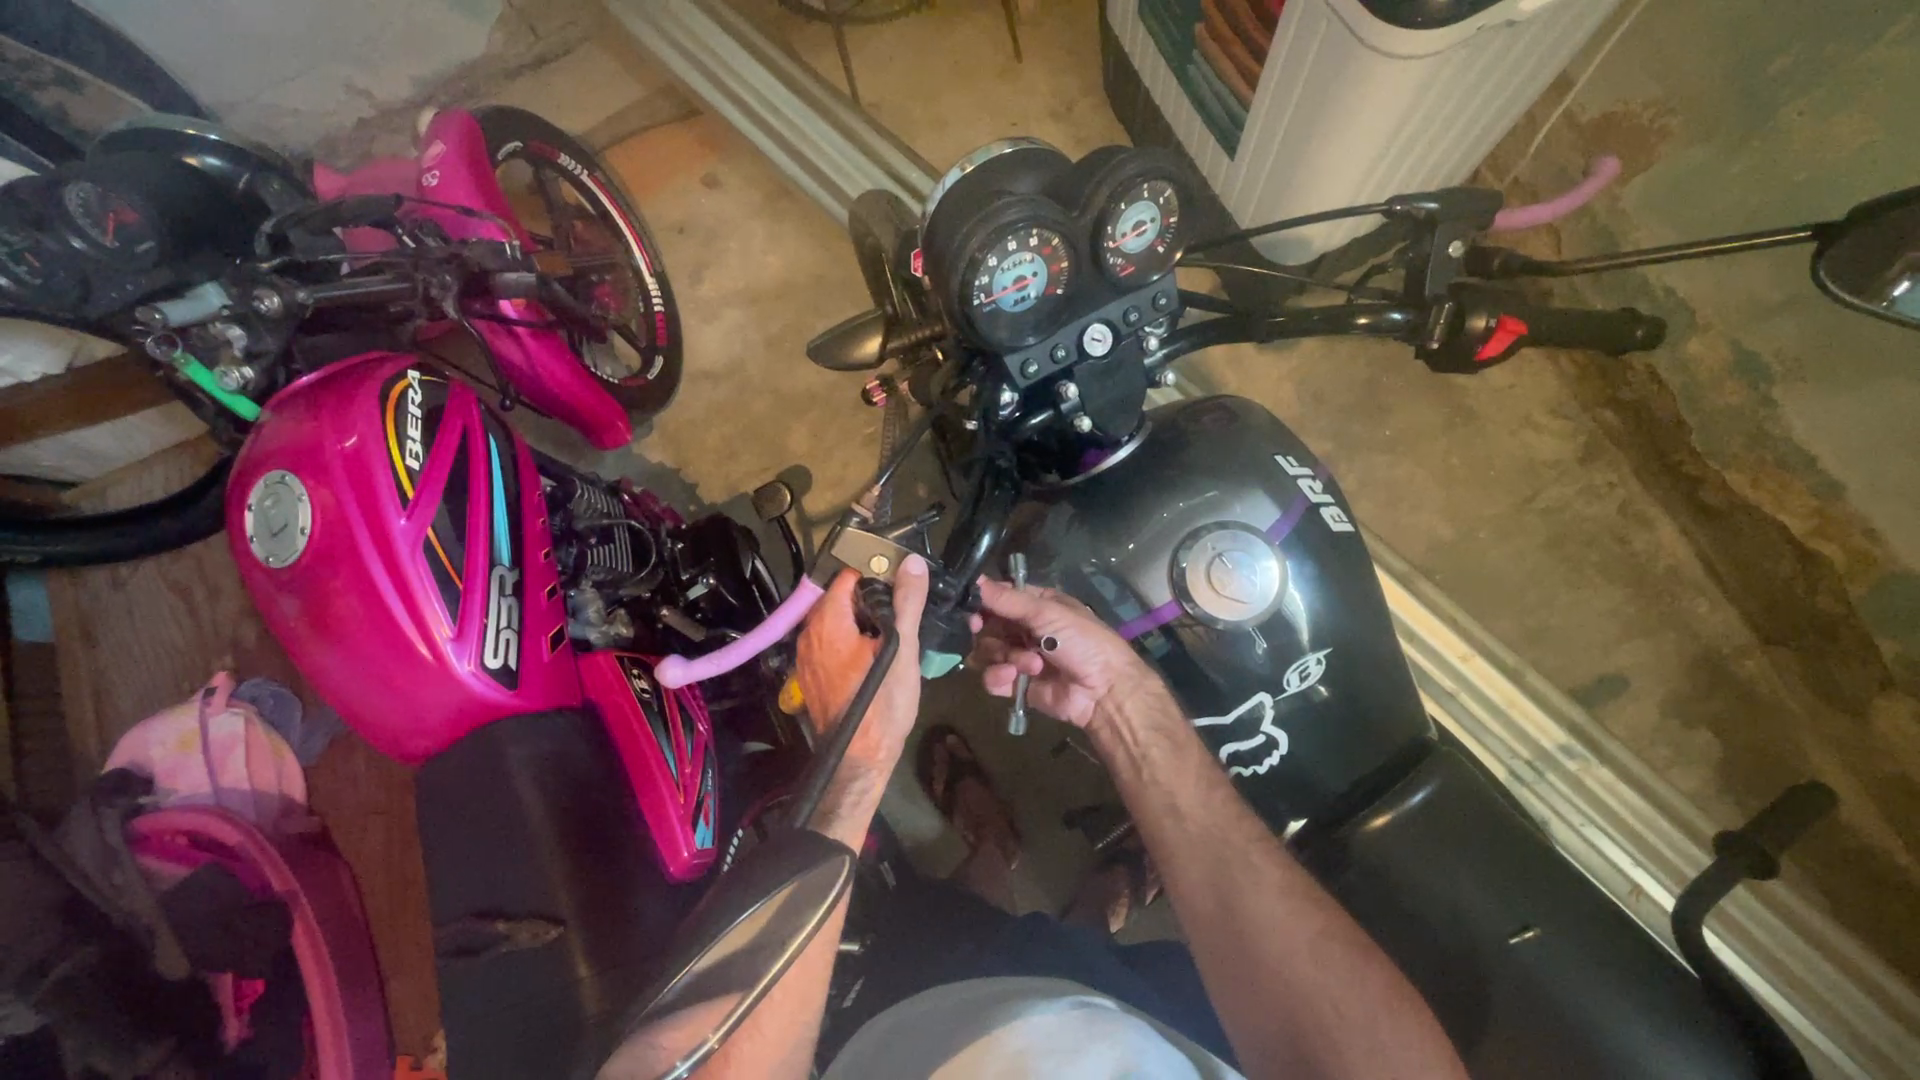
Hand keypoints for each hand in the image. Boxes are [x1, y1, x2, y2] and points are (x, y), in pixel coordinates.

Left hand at [794, 555, 929, 773]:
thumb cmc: (882, 702)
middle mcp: (808, 636)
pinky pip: (829, 646)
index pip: (846, 577)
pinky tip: (872, 658)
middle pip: (838, 600)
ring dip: (859, 623)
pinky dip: (848, 643)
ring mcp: (806, 659)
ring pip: (834, 624)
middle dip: (867, 600)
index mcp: (827, 623)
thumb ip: (906, 602)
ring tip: (890, 635)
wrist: (861, 758)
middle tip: (899, 613)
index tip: (898, 586)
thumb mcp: (902, 649)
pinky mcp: (810, 678)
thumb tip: (911, 562)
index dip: (873, 576)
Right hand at [967, 576, 1163, 730]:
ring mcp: (1020, 657)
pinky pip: (992, 679)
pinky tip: (1014, 678)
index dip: (982, 605)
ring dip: (1002, 657)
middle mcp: (1025, 629)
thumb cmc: (1082, 641)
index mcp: (1035, 605)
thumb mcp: (1047, 613)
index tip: (974, 614)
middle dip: (991, 636)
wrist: (1104, 690)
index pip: (998, 599)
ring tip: (1028, 665)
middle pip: (986, 628)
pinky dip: (998, 678)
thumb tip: (975, 580)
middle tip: (1001, 641)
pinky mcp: (1017, 684)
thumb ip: (1008, 600)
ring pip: (987, 653)